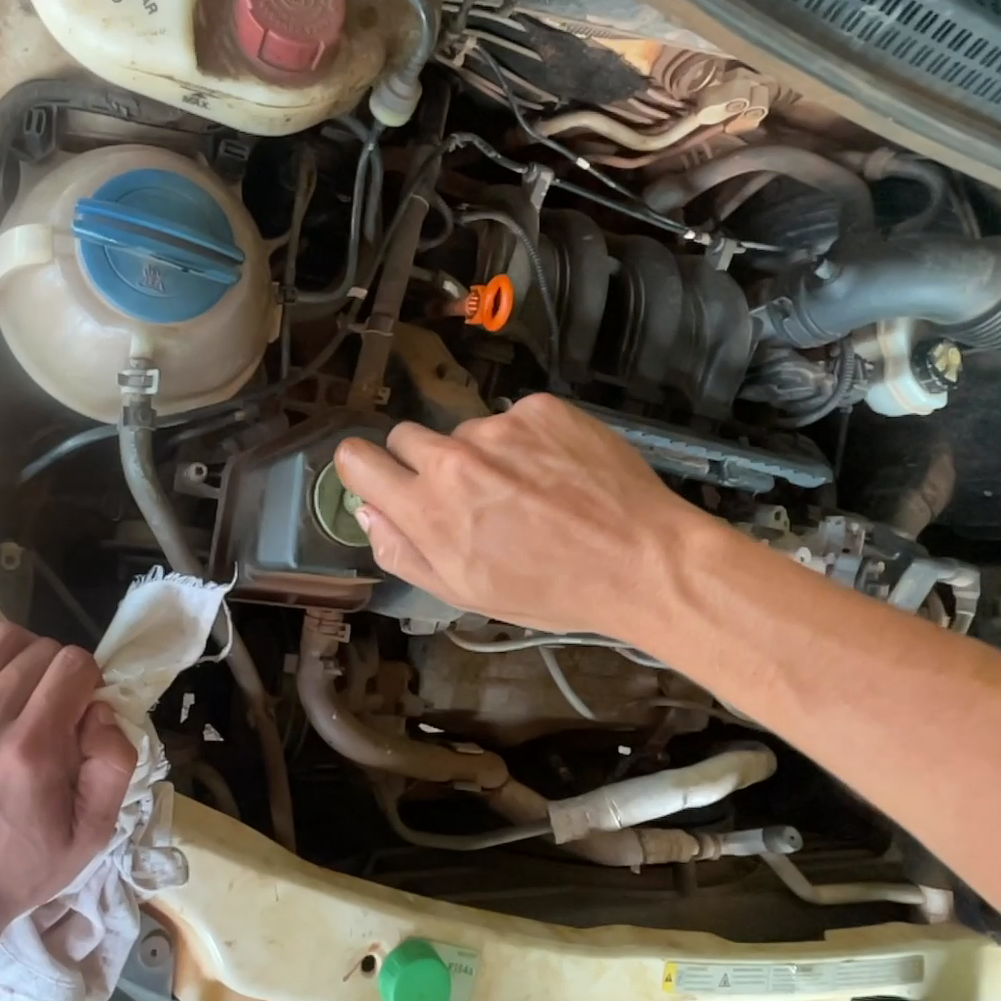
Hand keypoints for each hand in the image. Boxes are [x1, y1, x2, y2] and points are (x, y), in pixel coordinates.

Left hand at [0, 623, 137, 937]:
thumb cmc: (17, 872)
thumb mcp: (91, 836)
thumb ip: (115, 765)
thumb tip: (101, 710)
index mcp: (30, 752)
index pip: (74, 665)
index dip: (90, 682)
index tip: (84, 713)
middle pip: (41, 649)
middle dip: (61, 671)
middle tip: (58, 708)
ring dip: (24, 653)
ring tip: (26, 687)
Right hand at [334, 393, 709, 635]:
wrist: (644, 560)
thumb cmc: (550, 590)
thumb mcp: (464, 592)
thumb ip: (402, 551)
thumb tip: (368, 511)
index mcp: (428, 509)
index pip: (356, 458)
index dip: (363, 468)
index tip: (382, 479)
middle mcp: (454, 459)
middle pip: (405, 436)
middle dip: (422, 462)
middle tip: (466, 495)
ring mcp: (500, 428)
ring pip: (464, 431)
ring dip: (480, 454)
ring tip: (527, 490)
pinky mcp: (541, 408)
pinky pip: (511, 418)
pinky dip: (524, 440)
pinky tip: (555, 470)